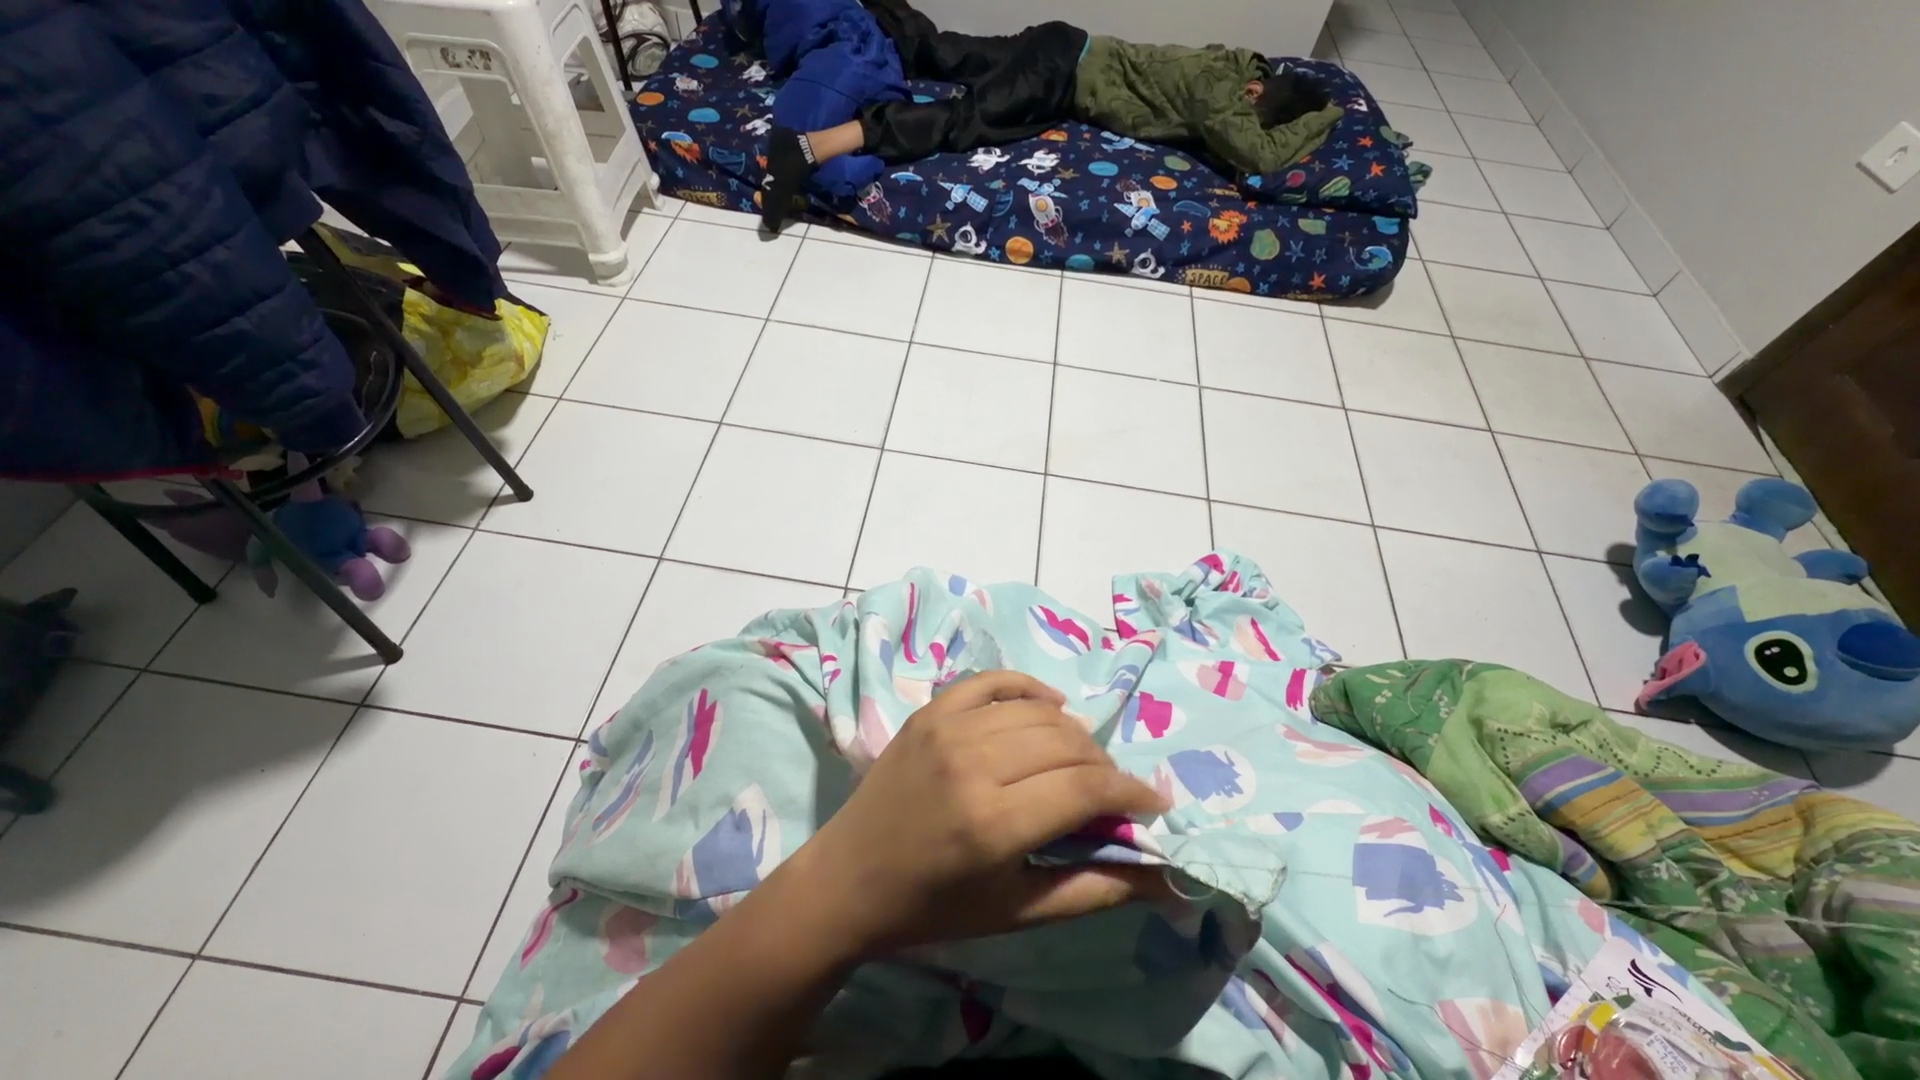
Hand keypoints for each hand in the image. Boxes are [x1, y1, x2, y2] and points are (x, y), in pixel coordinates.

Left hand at [794, 671, 1172, 956]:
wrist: (848, 880)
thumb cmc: (935, 907)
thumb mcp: (1017, 913)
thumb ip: (1094, 890)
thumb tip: (1166, 877)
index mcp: (995, 823)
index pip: (1087, 788)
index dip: (1131, 793)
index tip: (1152, 805)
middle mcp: (973, 764)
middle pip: (1068, 743)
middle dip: (1105, 766)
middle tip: (1112, 793)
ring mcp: (946, 729)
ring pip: (1037, 712)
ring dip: (1073, 734)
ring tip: (1081, 761)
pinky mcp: (928, 712)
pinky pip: (992, 681)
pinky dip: (1029, 689)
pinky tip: (1049, 708)